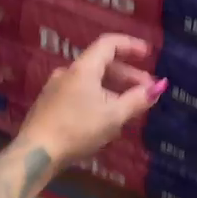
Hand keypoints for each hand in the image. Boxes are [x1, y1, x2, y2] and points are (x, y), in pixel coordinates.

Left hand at [17, 34, 165, 168]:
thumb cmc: (77, 129)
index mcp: (83, 68)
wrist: (36, 153)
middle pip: (102, 64)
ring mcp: (56, 88)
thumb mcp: (113, 116)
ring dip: (113, 88)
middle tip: (146, 89)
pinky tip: (106, 116)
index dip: (130, 45)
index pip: (109, 44)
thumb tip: (160, 86)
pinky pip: (80, 92)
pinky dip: (98, 96)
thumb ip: (138, 100)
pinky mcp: (50, 105)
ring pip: (91, 80)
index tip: (148, 54)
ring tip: (130, 105)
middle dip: (127, 74)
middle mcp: (68, 72)